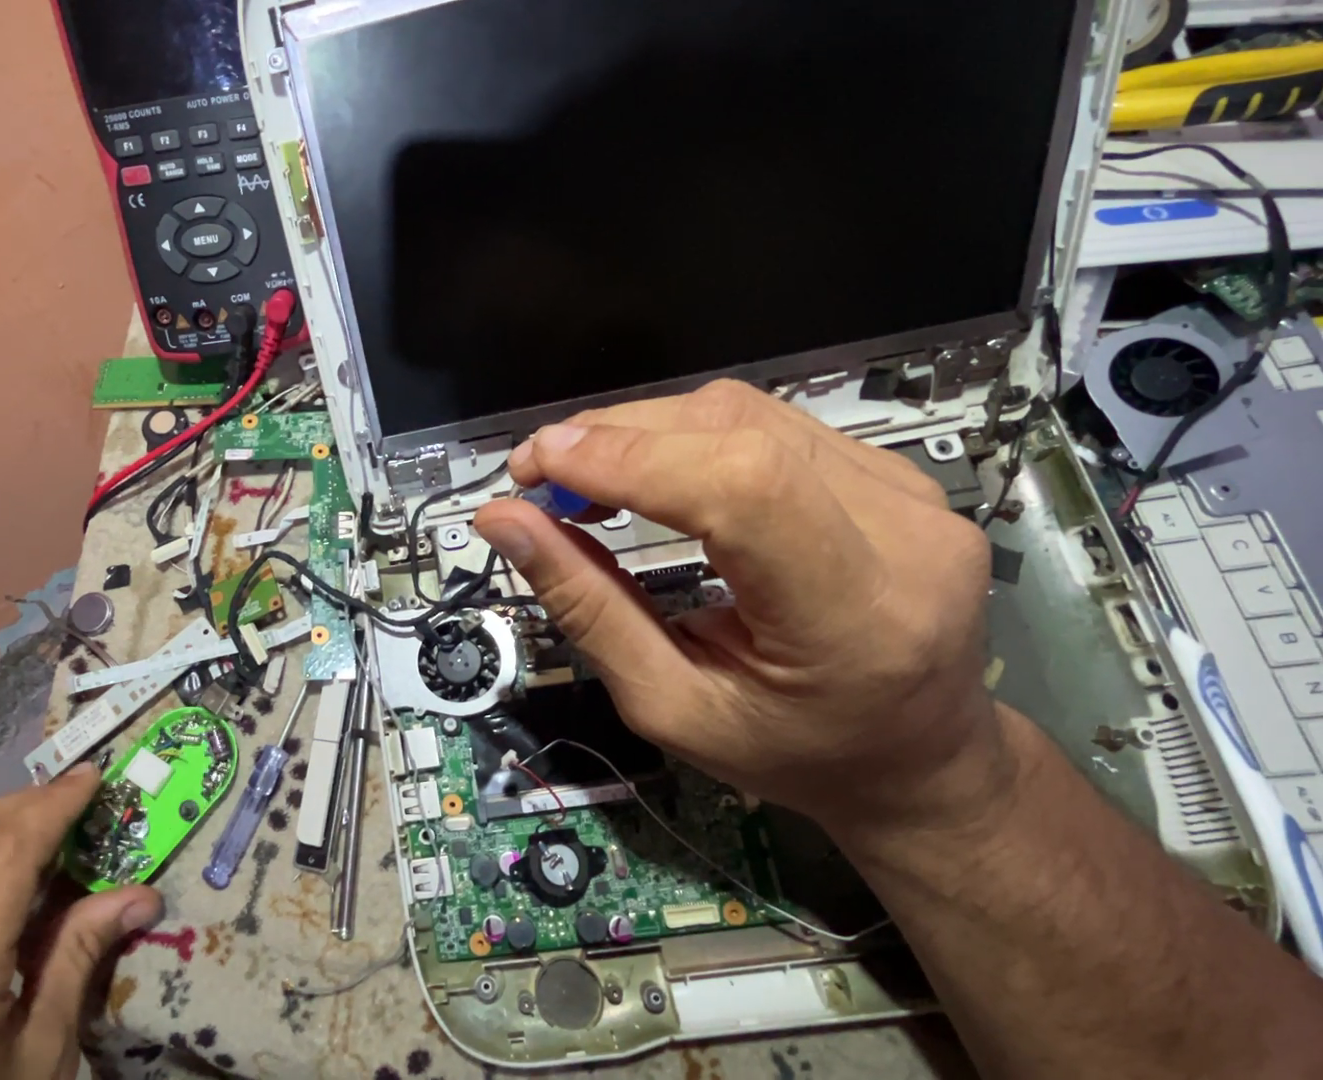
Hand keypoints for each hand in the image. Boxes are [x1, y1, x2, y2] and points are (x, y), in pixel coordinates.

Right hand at [473, 381, 1007, 833]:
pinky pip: (769, 425)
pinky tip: (648, 474)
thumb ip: (587, 608)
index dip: (629, 460)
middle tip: (538, 473)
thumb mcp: (670, 706)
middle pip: (737, 431)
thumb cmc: (791, 755)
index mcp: (853, 619)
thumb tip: (503, 520)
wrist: (919, 758)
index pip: (743, 489)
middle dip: (616, 438)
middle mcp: (900, 536)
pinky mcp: (894, 475)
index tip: (537, 466)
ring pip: (746, 412)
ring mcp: (908, 493)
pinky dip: (686, 438)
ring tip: (581, 478)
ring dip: (642, 431)